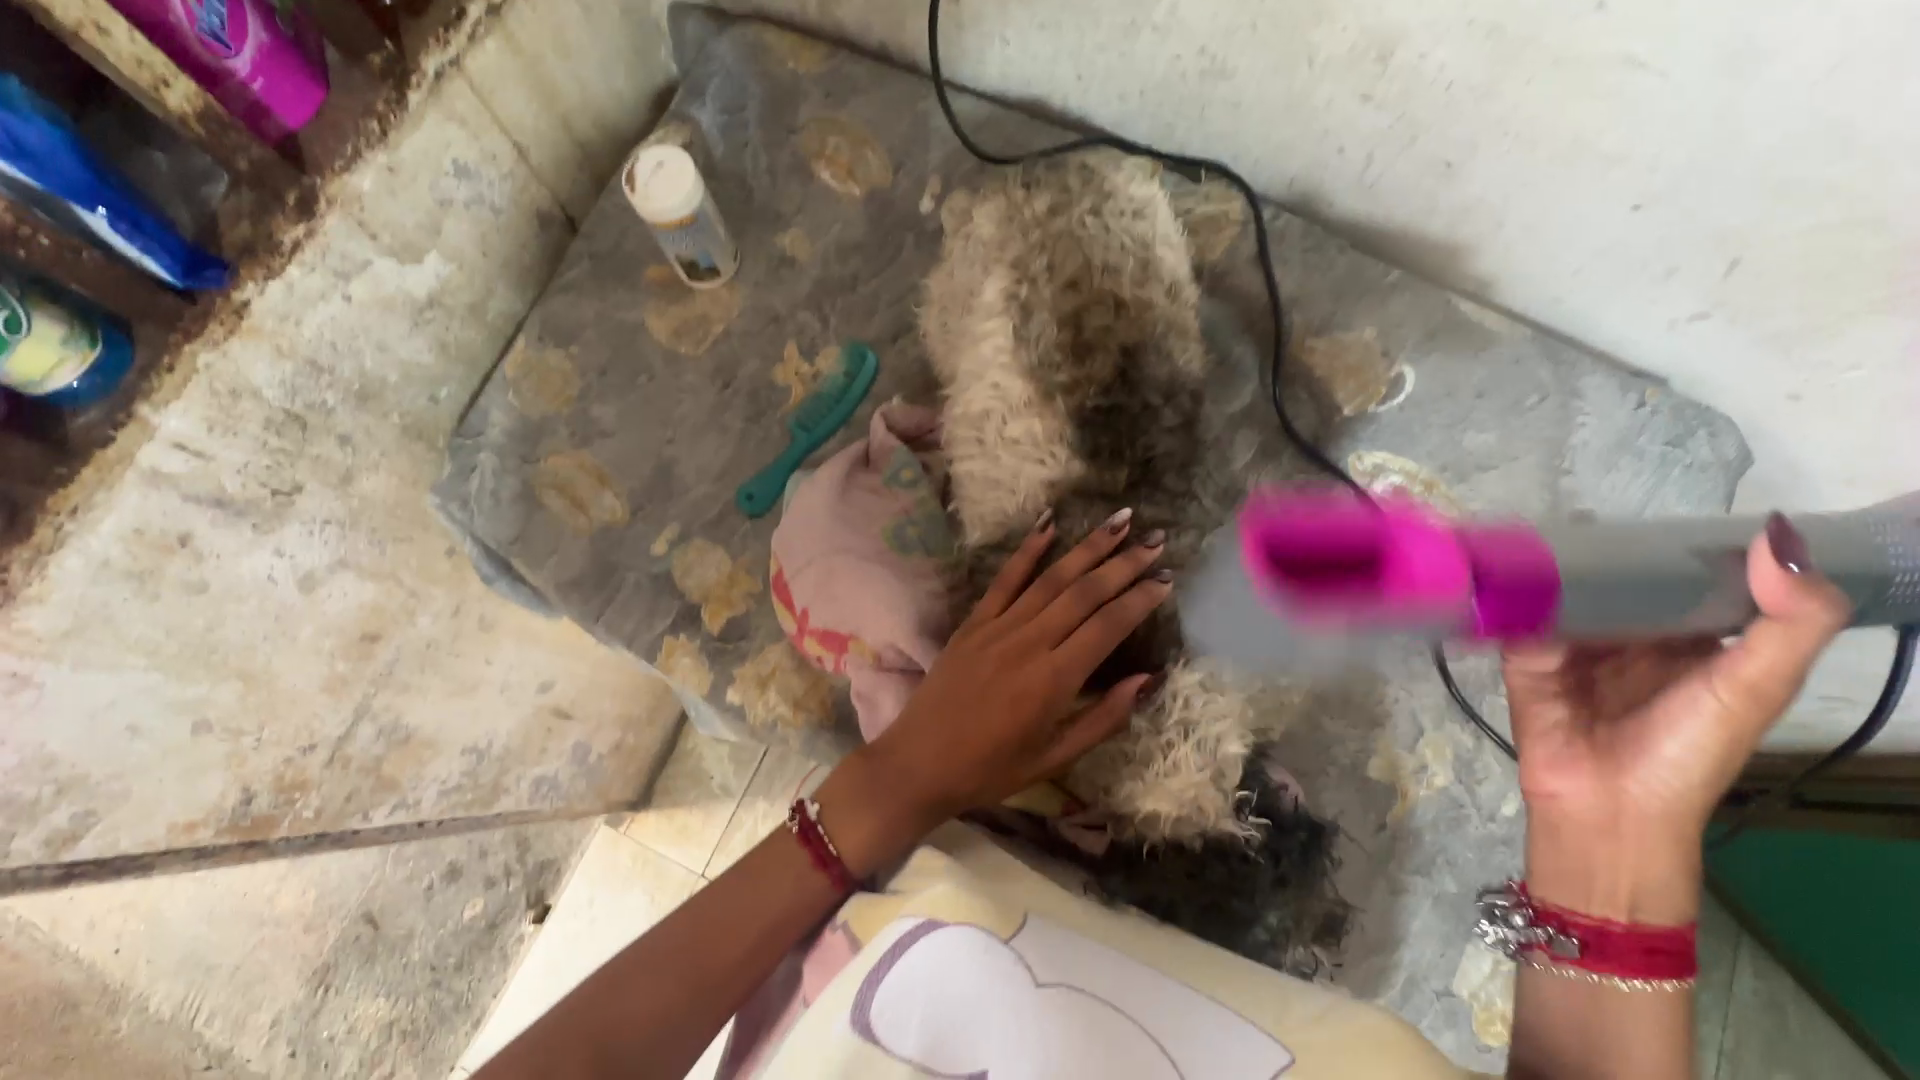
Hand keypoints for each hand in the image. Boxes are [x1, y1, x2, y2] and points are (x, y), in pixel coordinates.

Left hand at [816, 508, 1172, 874]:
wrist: (918, 764)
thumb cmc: (990, 770)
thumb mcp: (1054, 758)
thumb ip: (1103, 719)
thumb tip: (1147, 679)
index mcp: (1054, 680)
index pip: (1108, 627)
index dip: (1140, 600)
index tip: (1166, 578)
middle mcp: (1029, 643)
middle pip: (1085, 593)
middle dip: (1123, 564)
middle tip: (1155, 540)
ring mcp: (998, 628)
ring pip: (1051, 578)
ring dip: (1087, 547)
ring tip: (1119, 521)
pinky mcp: (972, 623)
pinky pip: (1004, 580)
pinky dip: (1027, 551)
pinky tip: (1049, 525)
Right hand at [1502, 513, 1850, 922]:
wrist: (1606, 806)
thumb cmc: (1688, 751)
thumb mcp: (1756, 686)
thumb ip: (1789, 621)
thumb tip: (1775, 534)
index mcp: (1693, 642)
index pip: (1692, 579)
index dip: (1689, 544)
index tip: (1676, 506)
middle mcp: (1632, 638)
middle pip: (1623, 579)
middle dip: (1612, 546)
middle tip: (1596, 506)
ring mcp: (1574, 645)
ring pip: (1569, 591)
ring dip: (1557, 562)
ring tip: (1545, 520)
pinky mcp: (1523, 655)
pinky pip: (1520, 615)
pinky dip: (1513, 590)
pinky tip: (1505, 560)